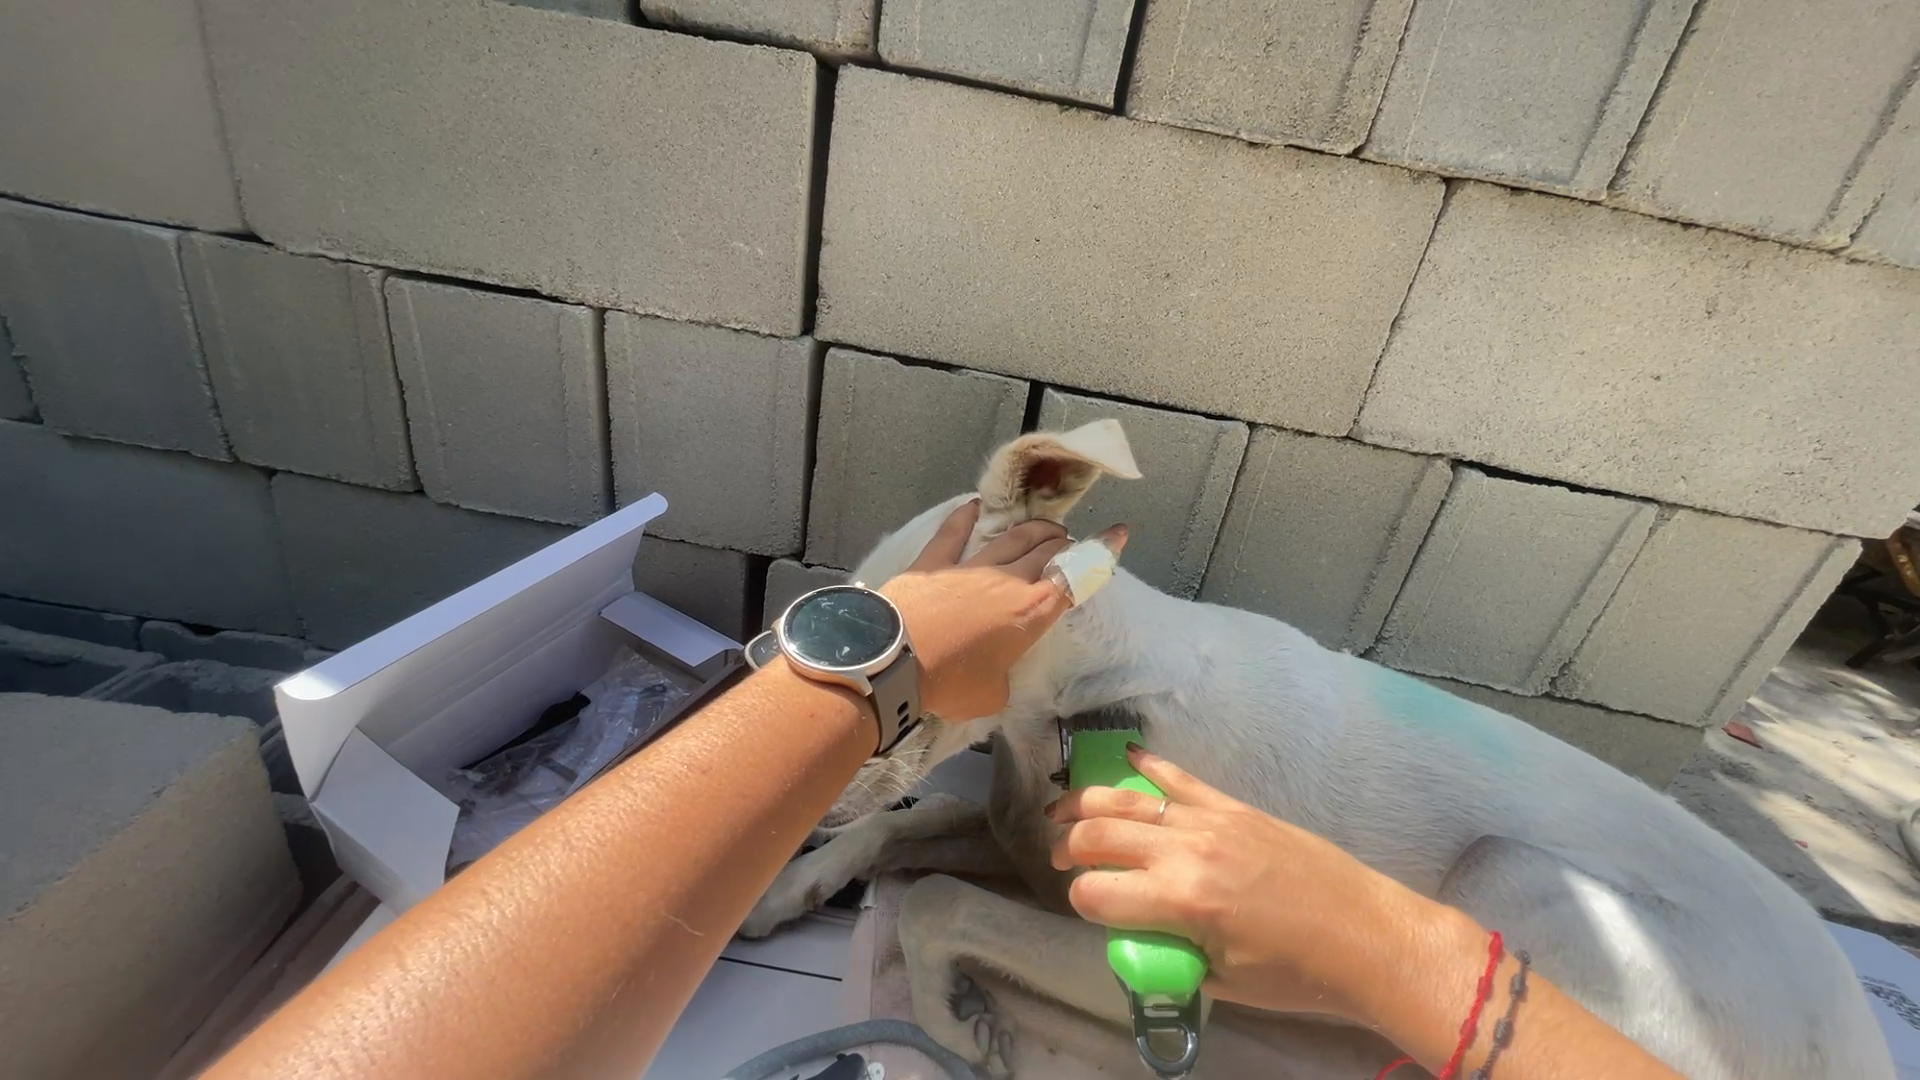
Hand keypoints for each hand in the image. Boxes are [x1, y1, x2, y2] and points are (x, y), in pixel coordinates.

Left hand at [877, 499, 1081, 721]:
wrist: (892, 662)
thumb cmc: (948, 684)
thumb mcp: (991, 695)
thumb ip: (1002, 678)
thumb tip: (994, 673)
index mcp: (1032, 613)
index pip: (1076, 576)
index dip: (1101, 553)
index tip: (1118, 533)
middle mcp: (1008, 581)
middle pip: (1046, 550)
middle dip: (1064, 542)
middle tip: (1069, 542)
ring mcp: (970, 567)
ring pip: (1011, 537)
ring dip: (1032, 528)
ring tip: (1044, 526)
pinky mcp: (933, 562)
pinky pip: (954, 532)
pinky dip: (966, 517)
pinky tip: (974, 505)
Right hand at [1045, 745, 1468, 1025]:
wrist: (1368, 935)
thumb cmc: (1297, 974)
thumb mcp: (1223, 981)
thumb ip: (1168, 954)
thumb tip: (1136, 933)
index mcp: (1180, 901)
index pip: (1096, 892)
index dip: (1080, 900)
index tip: (1085, 907)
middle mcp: (1184, 850)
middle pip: (1099, 834)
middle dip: (1066, 844)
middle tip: (1056, 855)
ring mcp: (1207, 820)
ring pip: (1127, 798)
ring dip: (1085, 801)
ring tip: (1061, 807)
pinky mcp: (1230, 805)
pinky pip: (1178, 778)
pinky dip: (1148, 765)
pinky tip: (1126, 754)